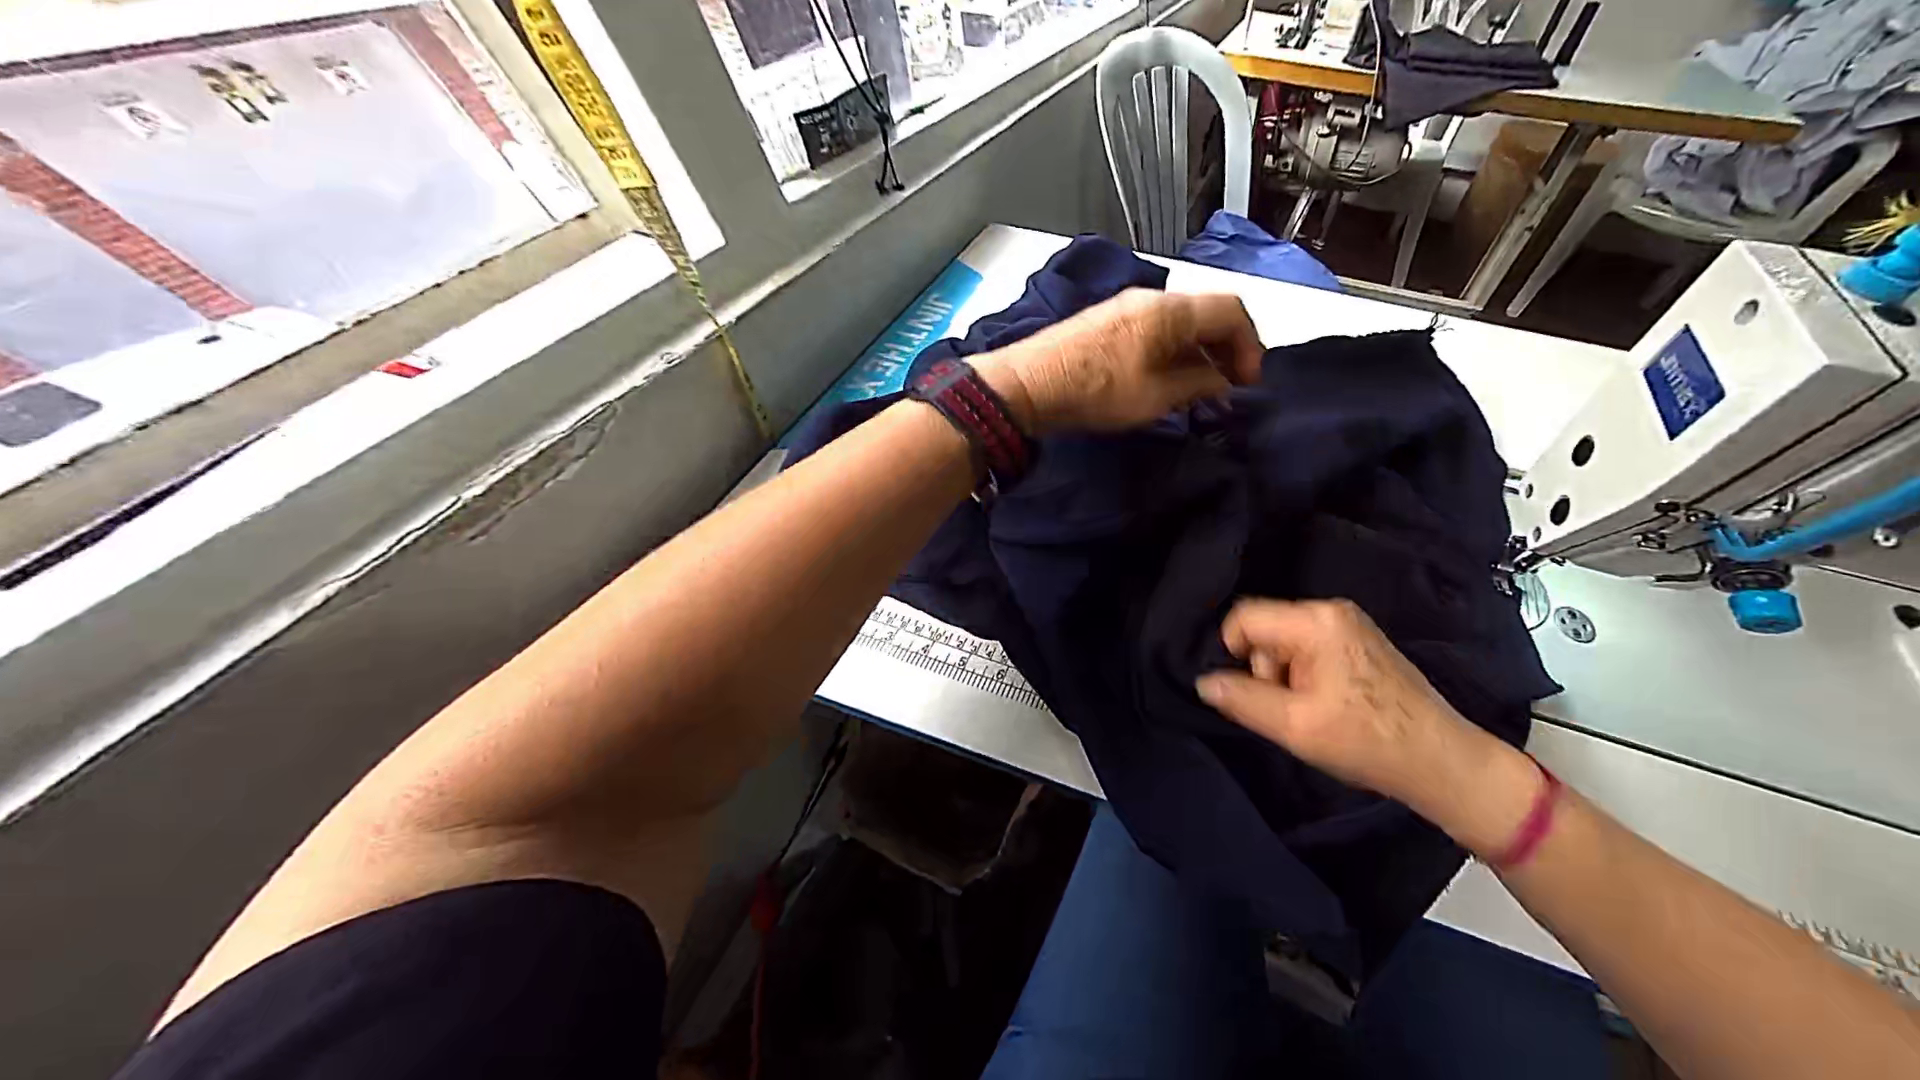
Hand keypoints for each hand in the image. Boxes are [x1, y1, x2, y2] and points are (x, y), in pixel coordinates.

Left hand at [973, 289, 1264, 434]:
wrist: (1026, 386)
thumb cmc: (1093, 391)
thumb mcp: (1156, 397)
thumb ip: (1198, 385)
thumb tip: (1221, 381)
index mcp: (1170, 309)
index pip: (1232, 310)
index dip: (1250, 346)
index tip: (1247, 382)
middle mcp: (1150, 299)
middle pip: (1207, 314)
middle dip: (1225, 349)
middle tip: (1228, 387)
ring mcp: (1124, 308)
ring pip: (1180, 323)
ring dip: (1198, 352)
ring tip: (1199, 389)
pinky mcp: (1106, 324)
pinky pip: (1154, 330)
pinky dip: (1172, 351)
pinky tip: (1166, 379)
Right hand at [1195, 598, 1540, 856]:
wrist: (1443, 763)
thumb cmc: (1367, 741)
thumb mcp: (1293, 725)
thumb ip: (1240, 698)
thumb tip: (1203, 681)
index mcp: (1316, 621)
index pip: (1243, 617)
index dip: (1230, 652)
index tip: (1247, 692)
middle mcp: (1332, 611)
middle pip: (1264, 629)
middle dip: (1262, 669)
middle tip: (1286, 708)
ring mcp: (1349, 625)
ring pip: (1283, 641)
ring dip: (1282, 676)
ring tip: (1308, 712)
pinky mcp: (1358, 642)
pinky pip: (1306, 648)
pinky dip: (1302, 676)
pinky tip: (1324, 706)